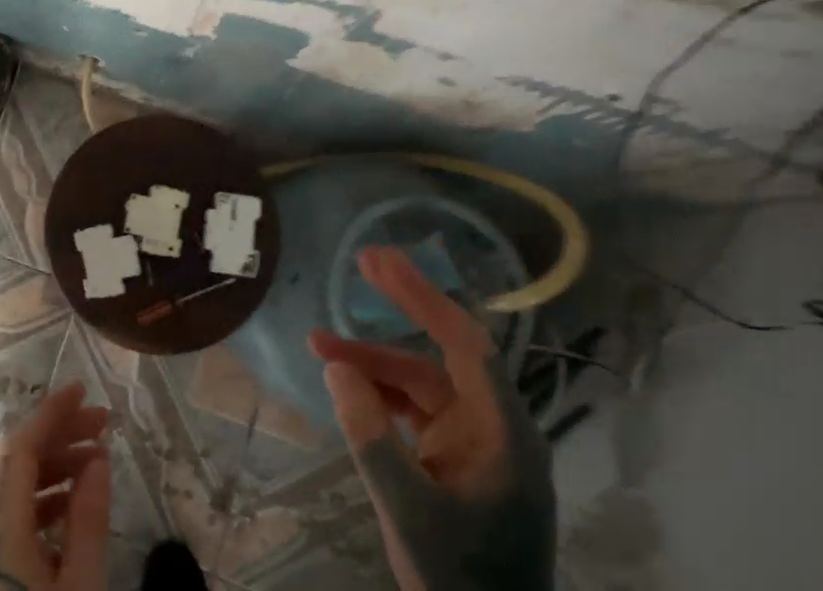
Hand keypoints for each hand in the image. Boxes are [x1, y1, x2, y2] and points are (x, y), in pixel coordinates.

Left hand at [0, 381, 110, 590]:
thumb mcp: (80, 583)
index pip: (20, 449)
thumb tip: (98, 460)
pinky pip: (14, 513)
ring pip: (15, 486)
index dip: (51, 413)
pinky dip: (46, 496)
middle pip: (17, 461)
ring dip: (56, 465)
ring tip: (99, 457)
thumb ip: (88, 521)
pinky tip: (75, 499)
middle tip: (102, 421)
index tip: (82, 390)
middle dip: (60, 434)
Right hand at [310, 246, 555, 590]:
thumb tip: (337, 367)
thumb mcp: (408, 510)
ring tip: (317, 345)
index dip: (424, 297)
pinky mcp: (456, 460)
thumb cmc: (459, 576)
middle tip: (362, 263)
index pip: (466, 345)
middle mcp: (496, 427)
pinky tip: (345, 387)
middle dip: (401, 310)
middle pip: (443, 354)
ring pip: (421, 383)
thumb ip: (371, 438)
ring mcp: (475, 444)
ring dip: (373, 363)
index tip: (381, 262)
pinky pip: (416, 412)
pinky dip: (379, 396)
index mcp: (505, 433)